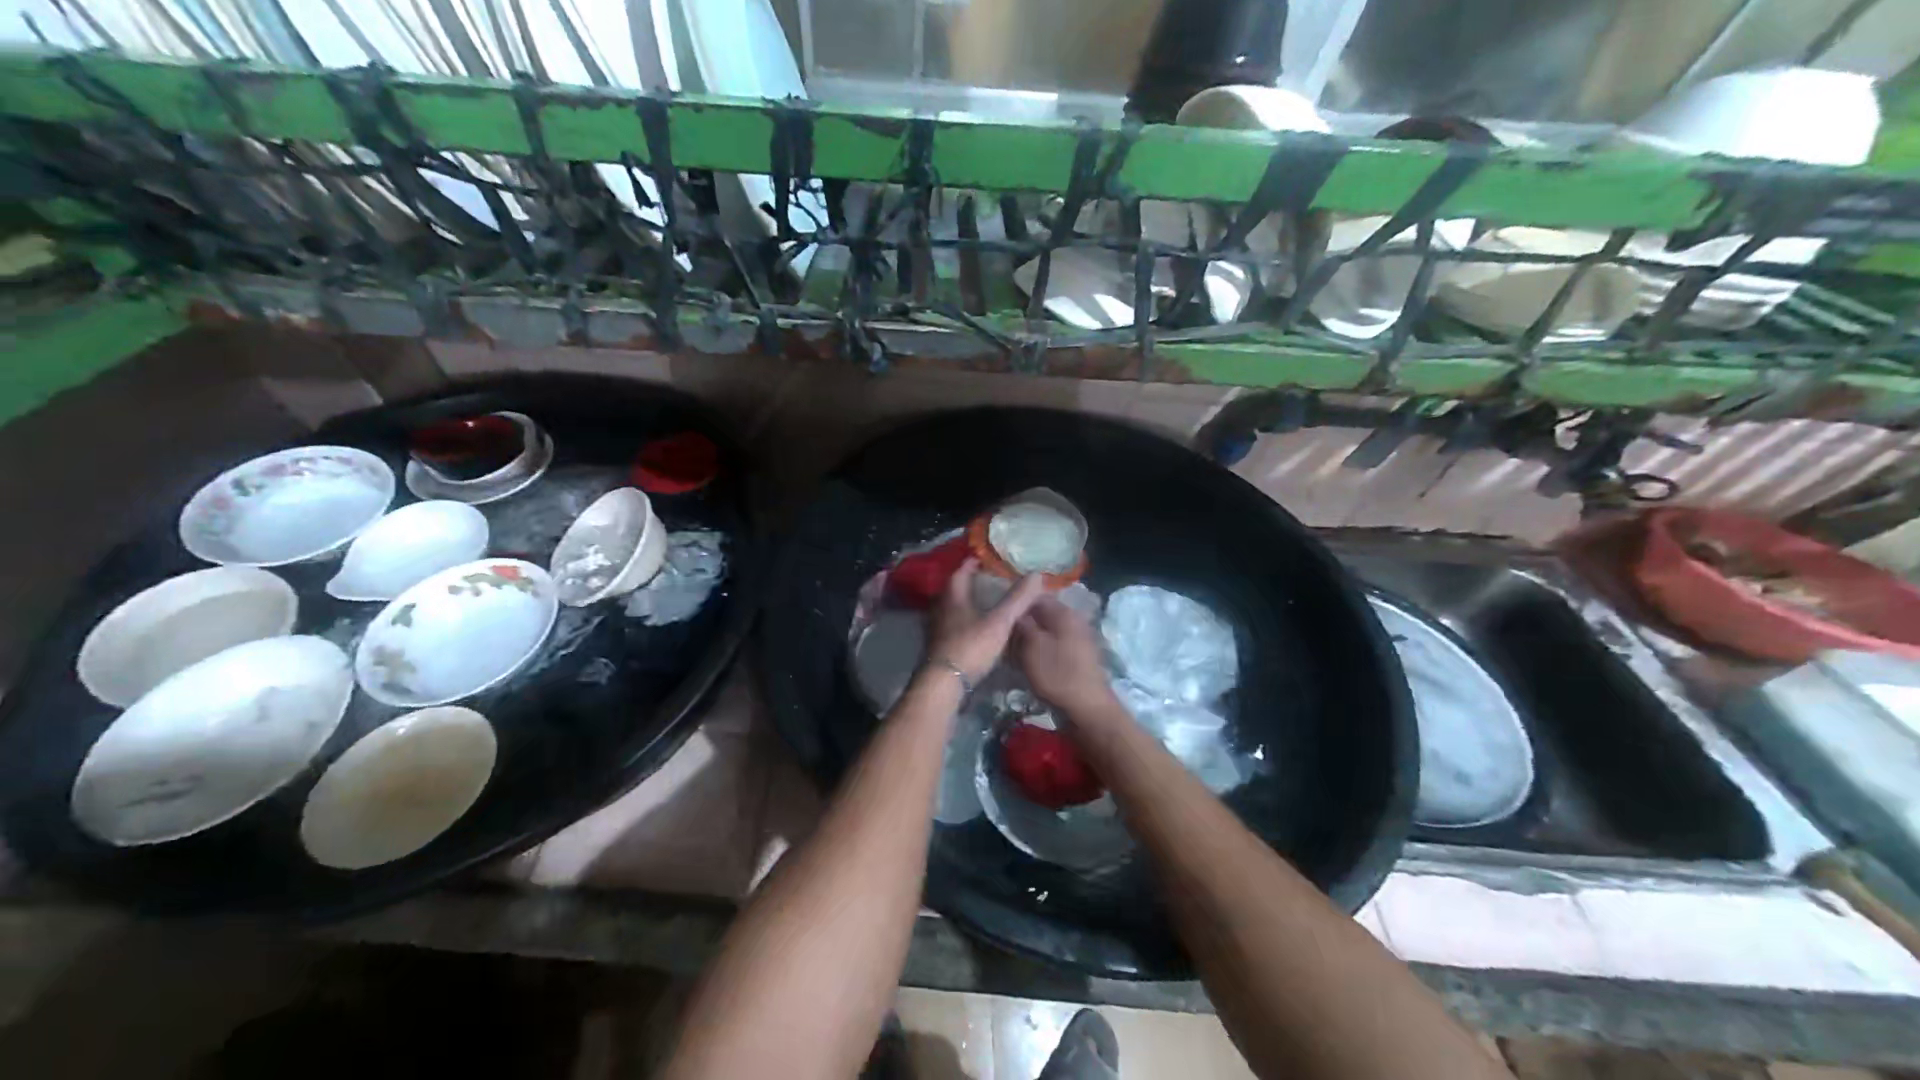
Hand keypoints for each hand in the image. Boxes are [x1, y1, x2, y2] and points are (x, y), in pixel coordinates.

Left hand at [926, 559, 1046, 681]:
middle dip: (970, 585)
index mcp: (953, 599)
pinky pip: (953, 629)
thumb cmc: (970, 647)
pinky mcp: (940, 649)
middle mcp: (941, 611)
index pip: (959, 573)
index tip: (984, 559)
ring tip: (987, 607)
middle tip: (989, 583)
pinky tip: (979, 633)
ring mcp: (937, 631)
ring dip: (967, 606)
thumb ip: (1017, 599)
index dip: (971, 564)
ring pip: (952, 611)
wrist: (944, 684)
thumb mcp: (999, 622)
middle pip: (954, 592)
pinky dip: (966, 625)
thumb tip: (1037, 575)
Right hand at [1014, 597, 1117, 716]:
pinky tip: (1029, 662)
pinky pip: (1054, 645)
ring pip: (1047, 631)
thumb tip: (1016, 611)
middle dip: (1023, 623)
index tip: (1000, 614)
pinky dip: (1041, 650)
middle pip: (1042, 614)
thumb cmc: (1058, 674)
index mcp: (1064, 612)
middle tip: (1003, 635)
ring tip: (1012, 650)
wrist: (1088, 707)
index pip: (1036, 596)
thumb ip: (1023, 624)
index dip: (1016, 603)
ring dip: (1031, 639)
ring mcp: (1078, 638)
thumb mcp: (1033, 647)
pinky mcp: (1078, 656)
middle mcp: (1074, 620)